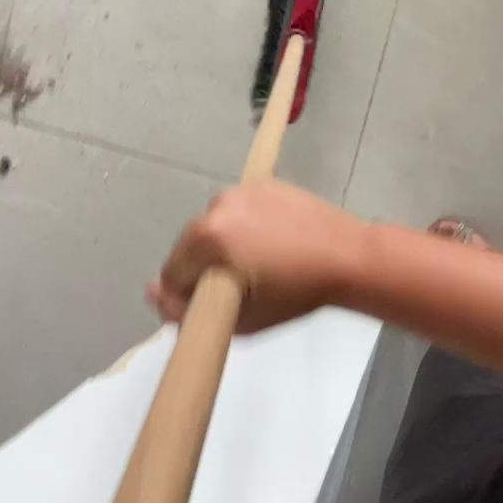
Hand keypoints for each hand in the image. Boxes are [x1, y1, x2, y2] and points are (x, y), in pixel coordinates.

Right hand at [148, 179, 367, 332]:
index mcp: (207, 236)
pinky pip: (242, 211)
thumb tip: (152, 291)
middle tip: (242, 287)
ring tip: (262, 264)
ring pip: (217, 227)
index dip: (188, 296)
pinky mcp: (267, 184)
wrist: (350, 259)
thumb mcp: (239, 318)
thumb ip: (186, 311)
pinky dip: (248, 227)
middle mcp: (218, 205)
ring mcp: (244, 190)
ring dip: (226, 245)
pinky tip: (273, 244)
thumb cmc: (296, 294)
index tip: (218, 304)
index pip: (173, 273)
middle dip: (206, 268)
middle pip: (192, 245)